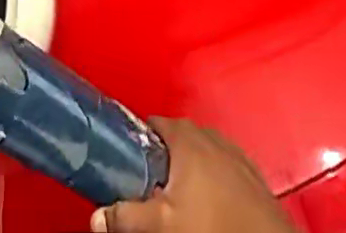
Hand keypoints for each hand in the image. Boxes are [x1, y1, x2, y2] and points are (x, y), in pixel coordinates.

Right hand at [91, 119, 297, 232]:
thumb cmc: (213, 224)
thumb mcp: (162, 223)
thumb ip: (127, 216)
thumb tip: (98, 216)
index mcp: (186, 137)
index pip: (154, 123)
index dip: (138, 139)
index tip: (127, 156)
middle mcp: (209, 134)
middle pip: (176, 136)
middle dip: (161, 156)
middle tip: (147, 182)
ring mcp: (231, 149)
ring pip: (199, 149)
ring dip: (186, 165)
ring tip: (176, 194)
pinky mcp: (247, 168)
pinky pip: (219, 163)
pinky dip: (209, 174)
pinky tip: (206, 200)